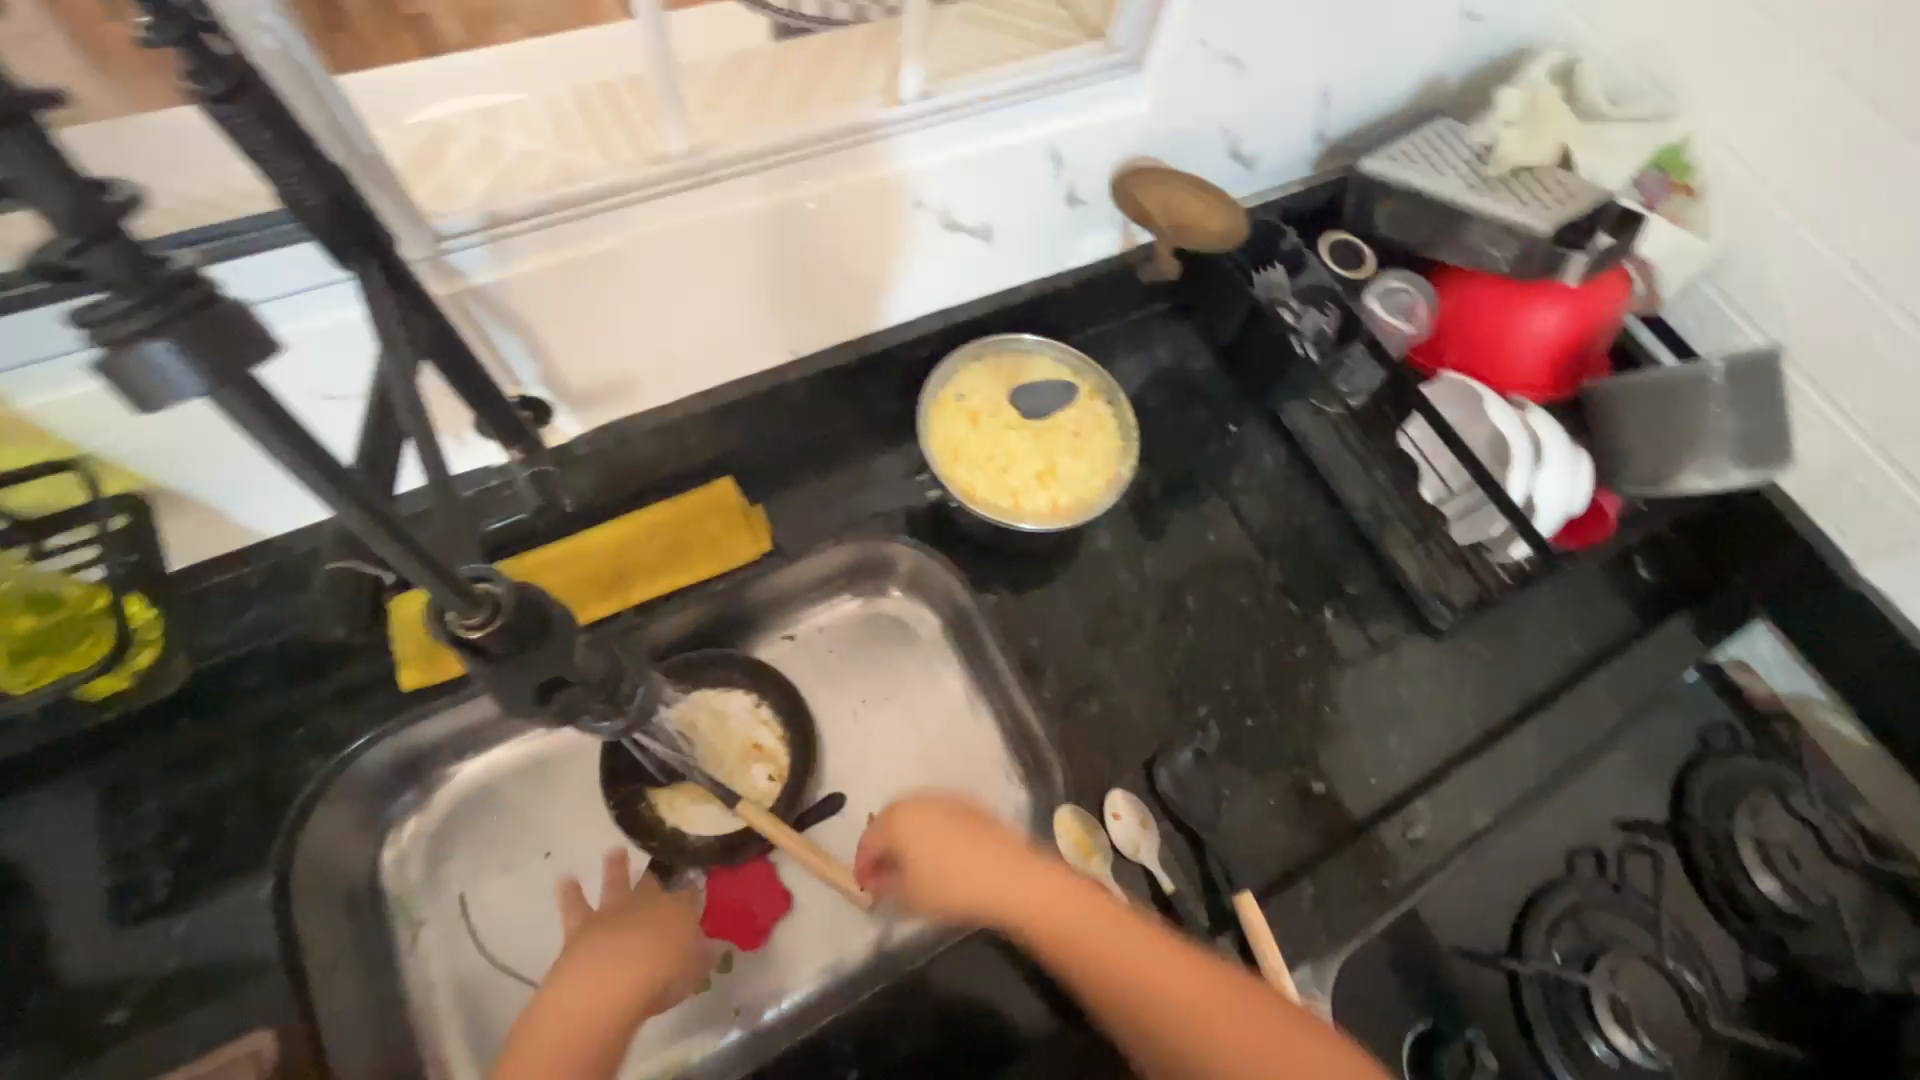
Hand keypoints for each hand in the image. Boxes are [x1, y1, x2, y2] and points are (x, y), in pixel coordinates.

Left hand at [549, 848, 710, 1018]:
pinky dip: (570, 892)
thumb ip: (703, 958)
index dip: (694, 892)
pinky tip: (565, 879)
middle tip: (658, 865)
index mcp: (679, 912)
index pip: (690, 896)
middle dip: (657, 874)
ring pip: (616, 882)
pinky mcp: (582, 924)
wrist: (608, 982)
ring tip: (614, 851)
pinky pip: (575, 904)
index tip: (697, 886)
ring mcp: (613, 911)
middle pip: (653, 883)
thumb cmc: (660, 979)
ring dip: (615, 867)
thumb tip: (715, 948)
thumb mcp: (693, 973)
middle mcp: (647, 903)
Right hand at [855, 792, 1056, 926]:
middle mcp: (917, 800)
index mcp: (895, 818)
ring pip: (916, 816)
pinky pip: (939, 816)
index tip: (864, 886)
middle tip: (884, 874)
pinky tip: (940, 855)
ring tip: (912, 865)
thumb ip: (883, 884)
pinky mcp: (970, 805)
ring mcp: (946, 799)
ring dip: (907, 837)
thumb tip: (875, 879)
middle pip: (890, 821)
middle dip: (884, 846)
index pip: (868, 840)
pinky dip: (932, 832)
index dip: (862, 865)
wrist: (1009, 875)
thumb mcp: (908, 895)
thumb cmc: (950, 887)